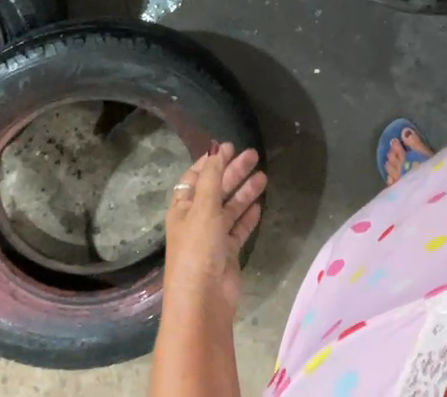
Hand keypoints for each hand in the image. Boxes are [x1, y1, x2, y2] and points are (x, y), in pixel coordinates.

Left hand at [163, 143, 266, 316]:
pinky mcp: (227, 253)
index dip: (211, 161)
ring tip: (264, 176)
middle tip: (254, 155)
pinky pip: (239, 229)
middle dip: (234, 172)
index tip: (229, 147)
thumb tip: (216, 148)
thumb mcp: (204, 207)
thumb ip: (213, 177)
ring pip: (230, 208)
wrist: (203, 299)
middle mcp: (197, 219)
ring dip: (245, 192)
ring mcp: (212, 237)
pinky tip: (259, 206)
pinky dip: (248, 217)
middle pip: (216, 189)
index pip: (195, 177)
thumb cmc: (198, 248)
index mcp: (183, 208)